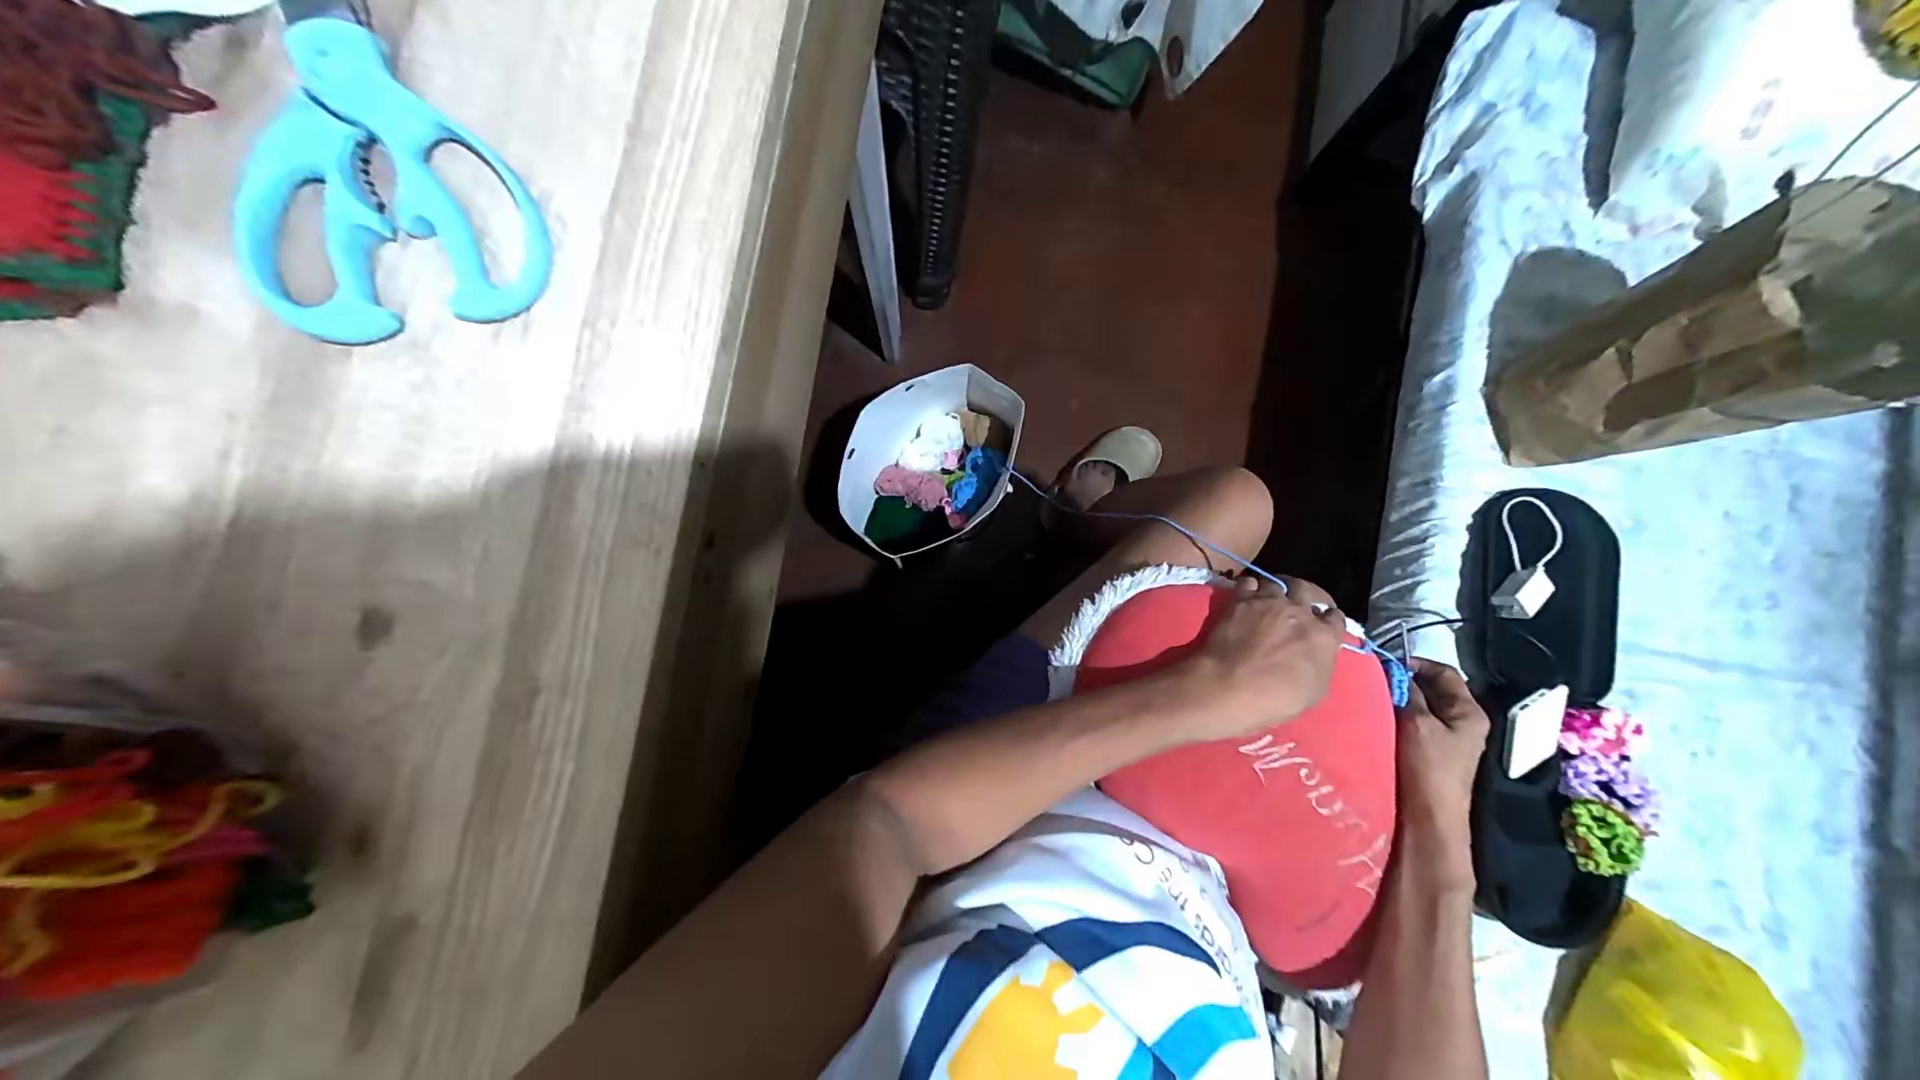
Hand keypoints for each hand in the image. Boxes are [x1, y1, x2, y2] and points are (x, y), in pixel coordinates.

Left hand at [1179, 575, 1344, 740]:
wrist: (1232, 684)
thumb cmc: (1277, 698)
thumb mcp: (1316, 690)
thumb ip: (1321, 663)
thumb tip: (1317, 653)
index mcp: (1324, 636)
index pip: (1335, 618)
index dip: (1329, 620)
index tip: (1323, 624)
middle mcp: (1300, 612)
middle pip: (1308, 590)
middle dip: (1307, 593)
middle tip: (1300, 600)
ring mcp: (1269, 602)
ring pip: (1276, 583)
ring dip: (1275, 590)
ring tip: (1270, 597)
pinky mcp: (1241, 600)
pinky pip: (1248, 583)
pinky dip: (1249, 587)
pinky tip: (1246, 596)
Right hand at [1395, 659, 1490, 889]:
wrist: (1429, 818)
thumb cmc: (1429, 767)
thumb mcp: (1417, 723)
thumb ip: (1408, 693)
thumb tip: (1394, 669)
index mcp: (1469, 712)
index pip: (1444, 673)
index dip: (1416, 662)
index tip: (1386, 662)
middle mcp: (1461, 722)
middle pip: (1430, 689)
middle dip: (1403, 681)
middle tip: (1373, 677)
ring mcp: (1445, 739)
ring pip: (1418, 707)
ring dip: (1395, 699)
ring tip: (1370, 694)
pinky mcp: (1428, 752)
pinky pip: (1410, 724)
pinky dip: (1393, 715)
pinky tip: (1374, 715)